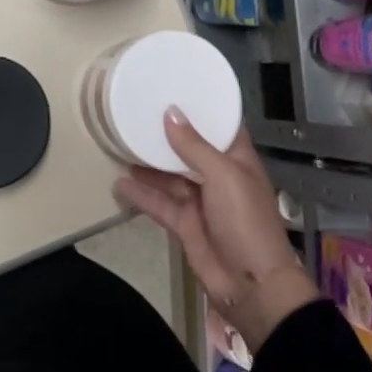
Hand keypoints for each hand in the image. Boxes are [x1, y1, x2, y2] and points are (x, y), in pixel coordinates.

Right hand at [114, 108, 318, 350]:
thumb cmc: (245, 221)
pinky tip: (119, 183)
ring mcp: (201, 201)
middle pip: (189, 148)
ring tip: (121, 142)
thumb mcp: (223, 176)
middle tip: (137, 111)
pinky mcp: (185, 224)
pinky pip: (160, 203)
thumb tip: (170, 112)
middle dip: (167, 133)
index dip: (201, 107)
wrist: (251, 285)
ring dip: (150, 163)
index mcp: (237, 159)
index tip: (174, 86)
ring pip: (170, 175)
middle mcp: (218, 175)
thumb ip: (194, 146)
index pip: (220, 125)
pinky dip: (141, 195)